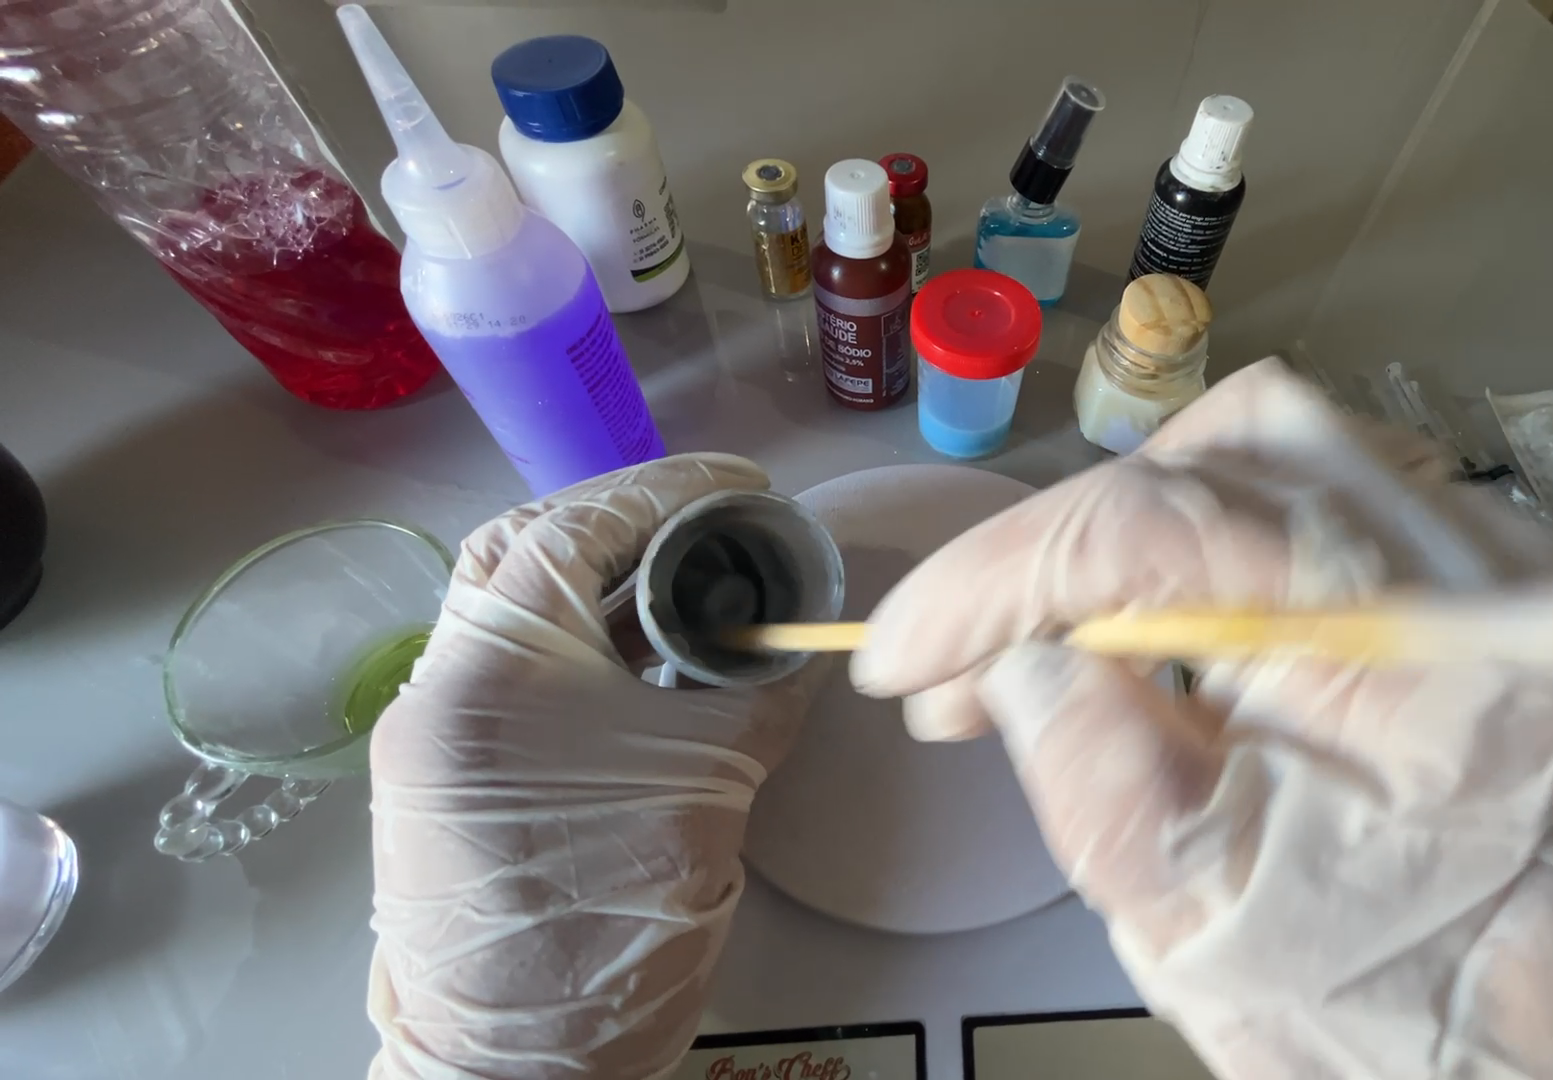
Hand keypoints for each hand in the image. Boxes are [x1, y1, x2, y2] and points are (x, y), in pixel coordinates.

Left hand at [366, 455, 820, 1079]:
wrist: (524, 1060)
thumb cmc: (615, 918)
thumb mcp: (709, 783)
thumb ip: (761, 691)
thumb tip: (806, 640)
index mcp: (493, 675)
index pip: (572, 530)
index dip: (666, 489)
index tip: (745, 482)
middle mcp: (445, 679)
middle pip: (528, 544)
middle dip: (625, 511)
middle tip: (708, 510)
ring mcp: (442, 717)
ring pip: (520, 595)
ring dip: (607, 563)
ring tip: (688, 552)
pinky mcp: (460, 751)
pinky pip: (530, 652)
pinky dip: (595, 623)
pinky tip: (655, 627)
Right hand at [853, 361, 1552, 1079]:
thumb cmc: (1416, 1028)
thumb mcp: (1223, 935)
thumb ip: (1103, 781)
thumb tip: (1012, 662)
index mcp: (1430, 662)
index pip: (1165, 538)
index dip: (1001, 580)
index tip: (896, 653)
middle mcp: (1466, 562)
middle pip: (1203, 464)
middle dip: (1048, 557)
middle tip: (961, 661)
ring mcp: (1468, 548)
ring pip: (1239, 455)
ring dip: (1108, 540)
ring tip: (1039, 639)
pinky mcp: (1445, 564)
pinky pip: (1282, 492)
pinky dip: (1178, 539)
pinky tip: (1141, 616)